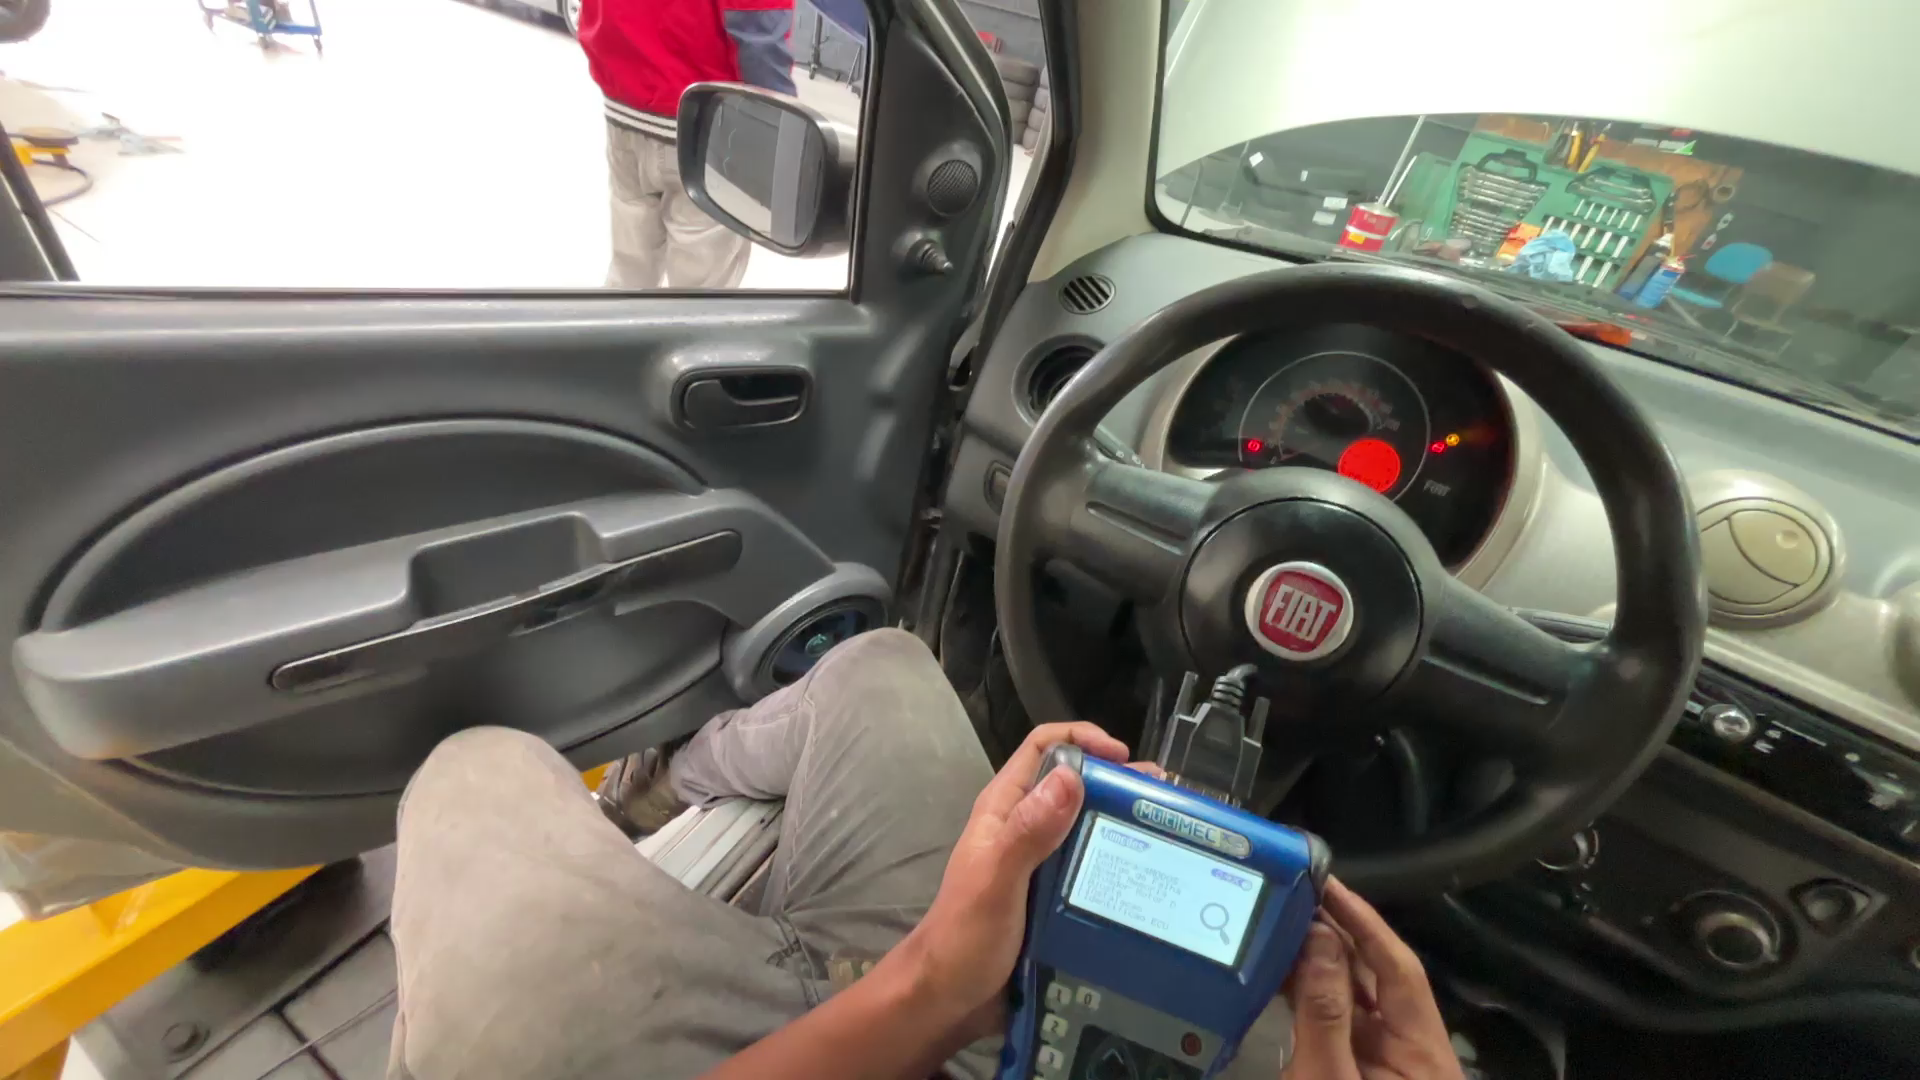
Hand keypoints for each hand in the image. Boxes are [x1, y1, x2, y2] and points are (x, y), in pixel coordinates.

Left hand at [890, 722, 1145, 1038]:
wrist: (948, 1000)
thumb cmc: (965, 936)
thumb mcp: (997, 880)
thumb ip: (1027, 832)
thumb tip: (1071, 777)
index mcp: (1005, 808)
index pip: (1043, 748)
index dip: (1082, 739)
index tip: (1124, 757)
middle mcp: (1025, 825)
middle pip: (1073, 784)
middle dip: (1117, 783)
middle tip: (1164, 803)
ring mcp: (1040, 861)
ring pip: (1087, 826)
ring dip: (1124, 825)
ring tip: (1170, 840)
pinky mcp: (1055, 895)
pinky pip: (1092, 866)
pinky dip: (1119, 864)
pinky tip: (1150, 882)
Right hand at [1283, 879, 1462, 1079]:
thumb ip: (1324, 1011)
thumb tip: (1318, 935)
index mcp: (1423, 1054)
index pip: (1400, 968)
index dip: (1364, 920)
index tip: (1325, 882)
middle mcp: (1409, 1048)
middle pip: (1374, 974)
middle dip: (1333, 931)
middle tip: (1291, 891)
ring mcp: (1381, 1058)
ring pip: (1349, 991)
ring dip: (1314, 956)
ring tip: (1278, 917)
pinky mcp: (1354, 1067)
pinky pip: (1332, 1014)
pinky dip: (1305, 988)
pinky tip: (1276, 964)